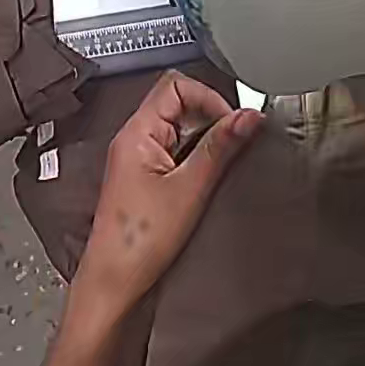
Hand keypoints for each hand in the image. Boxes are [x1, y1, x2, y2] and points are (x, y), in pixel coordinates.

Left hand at [69, 71, 261, 323]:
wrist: (115, 280)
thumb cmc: (141, 239)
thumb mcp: (190, 188)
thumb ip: (220, 147)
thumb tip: (249, 116)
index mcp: (137, 133)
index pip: (175, 86)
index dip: (209, 97)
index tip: (232, 123)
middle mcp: (134, 139)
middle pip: (178, 104)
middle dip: (211, 119)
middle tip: (232, 146)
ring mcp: (138, 158)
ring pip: (179, 129)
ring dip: (205, 141)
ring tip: (220, 167)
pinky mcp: (144, 177)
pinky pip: (175, 152)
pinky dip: (196, 159)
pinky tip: (206, 180)